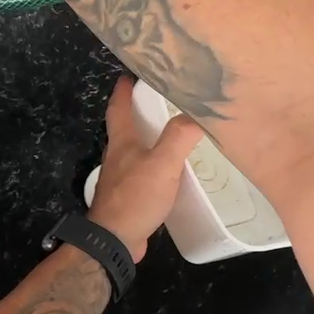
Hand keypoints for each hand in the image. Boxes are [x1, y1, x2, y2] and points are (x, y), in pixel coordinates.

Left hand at [87, 76, 205, 262]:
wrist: (114, 240)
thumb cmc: (135, 197)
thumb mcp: (162, 164)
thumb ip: (179, 138)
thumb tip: (199, 113)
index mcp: (122, 143)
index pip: (119, 108)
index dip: (124, 90)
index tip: (131, 73)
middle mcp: (117, 156)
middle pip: (125, 127)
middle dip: (139, 112)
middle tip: (160, 100)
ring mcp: (120, 178)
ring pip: (134, 151)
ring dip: (149, 139)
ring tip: (171, 133)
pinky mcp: (127, 197)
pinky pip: (142, 173)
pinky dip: (155, 165)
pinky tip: (170, 172)